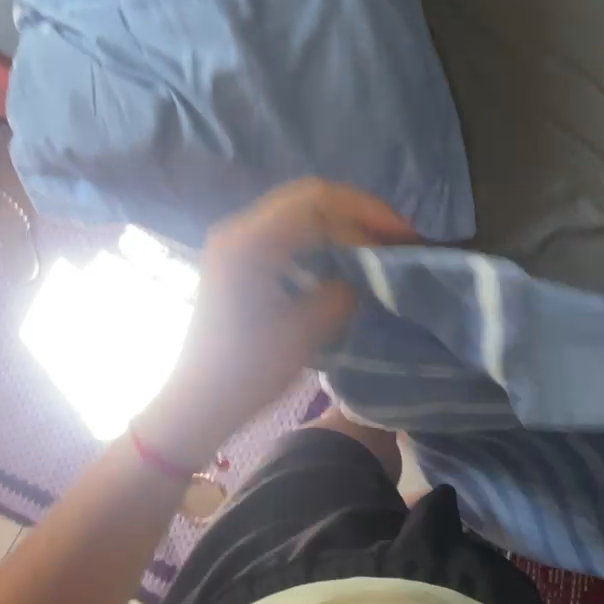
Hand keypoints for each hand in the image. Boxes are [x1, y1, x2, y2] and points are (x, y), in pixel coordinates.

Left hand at [140, 180, 416, 462]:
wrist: (198, 405)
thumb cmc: (247, 373)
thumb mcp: (306, 333)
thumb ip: (343, 292)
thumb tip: (370, 273)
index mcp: (250, 241)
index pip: (319, 201)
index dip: (368, 211)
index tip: (405, 237)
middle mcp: (239, 230)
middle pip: (310, 199)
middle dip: (359, 214)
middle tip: (399, 239)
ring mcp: (236, 244)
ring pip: (300, 215)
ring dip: (343, 226)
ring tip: (381, 248)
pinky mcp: (240, 262)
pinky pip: (289, 235)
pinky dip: (323, 241)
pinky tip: (348, 262)